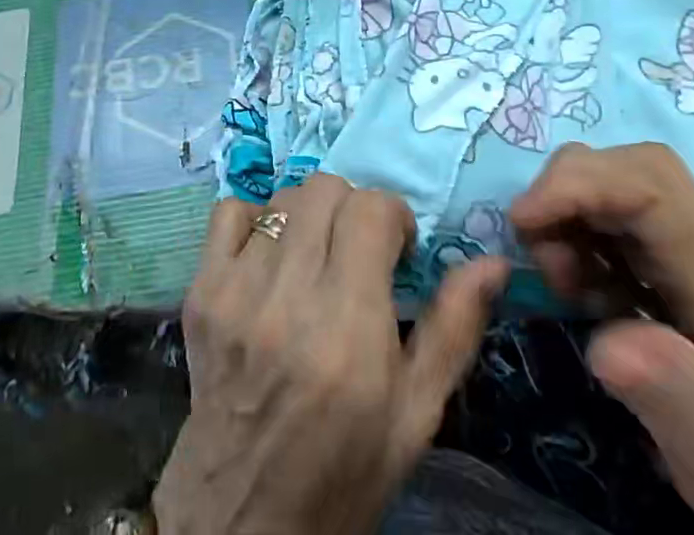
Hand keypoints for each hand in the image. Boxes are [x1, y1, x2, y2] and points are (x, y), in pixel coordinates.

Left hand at [154, 173, 509, 534]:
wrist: (248, 508)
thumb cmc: (345, 466)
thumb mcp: (417, 412)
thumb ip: (454, 327)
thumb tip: (493, 262)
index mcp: (349, 327)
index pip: (369, 209)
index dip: (392, 218)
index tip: (396, 252)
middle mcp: (287, 296)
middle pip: (323, 190)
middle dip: (352, 210)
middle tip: (358, 252)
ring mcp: (235, 289)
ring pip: (280, 198)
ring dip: (309, 217)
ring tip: (315, 259)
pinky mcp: (200, 291)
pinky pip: (227, 213)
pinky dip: (255, 220)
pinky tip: (269, 256)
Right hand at [510, 143, 693, 534]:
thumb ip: (679, 405)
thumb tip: (607, 340)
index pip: (653, 188)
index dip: (575, 184)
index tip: (522, 224)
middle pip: (637, 169)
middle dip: (566, 195)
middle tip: (547, 267)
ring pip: (626, 186)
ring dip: (572, 219)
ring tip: (570, 291)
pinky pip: (628, 221)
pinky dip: (585, 238)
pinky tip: (591, 296)